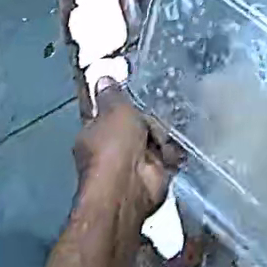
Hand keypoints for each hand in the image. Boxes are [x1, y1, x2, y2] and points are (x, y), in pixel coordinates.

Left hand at [73, 79, 173, 229]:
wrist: (130, 188)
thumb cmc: (113, 146)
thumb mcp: (113, 111)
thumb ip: (112, 95)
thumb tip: (102, 78)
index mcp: (93, 132)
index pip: (104, 108)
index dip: (114, 97)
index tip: (127, 81)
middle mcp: (111, 147)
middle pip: (133, 121)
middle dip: (145, 116)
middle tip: (152, 111)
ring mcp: (133, 160)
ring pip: (152, 135)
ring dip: (160, 133)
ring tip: (162, 133)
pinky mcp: (154, 171)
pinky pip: (167, 151)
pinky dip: (171, 149)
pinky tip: (173, 144)